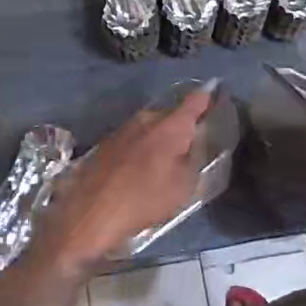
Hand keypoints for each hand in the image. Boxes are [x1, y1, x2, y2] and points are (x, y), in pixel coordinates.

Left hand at [30, 89, 213, 270]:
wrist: (90, 213)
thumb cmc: (145, 200)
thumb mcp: (184, 185)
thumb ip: (194, 157)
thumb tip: (195, 140)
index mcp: (169, 126)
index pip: (194, 101)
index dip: (207, 96)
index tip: (215, 92)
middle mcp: (145, 120)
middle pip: (169, 115)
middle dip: (180, 125)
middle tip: (190, 144)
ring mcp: (121, 130)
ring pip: (148, 127)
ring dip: (158, 138)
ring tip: (163, 161)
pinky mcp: (104, 144)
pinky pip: (132, 139)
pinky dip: (140, 148)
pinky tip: (139, 169)